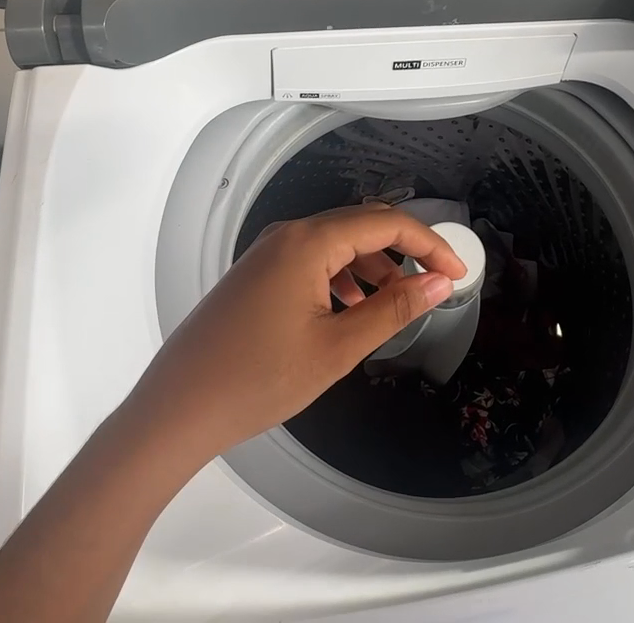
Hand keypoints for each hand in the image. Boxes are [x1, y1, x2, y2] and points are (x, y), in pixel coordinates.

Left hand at [127, 203, 467, 460]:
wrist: (176, 410)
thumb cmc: (259, 380)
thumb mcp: (337, 348)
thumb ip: (394, 310)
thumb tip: (439, 284)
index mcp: (309, 242)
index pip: (385, 224)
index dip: (429, 244)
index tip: (457, 274)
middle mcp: (288, 235)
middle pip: (361, 225)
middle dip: (405, 250)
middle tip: (436, 282)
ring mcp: (267, 252)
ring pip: (336, 243)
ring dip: (373, 265)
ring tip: (396, 301)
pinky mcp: (255, 273)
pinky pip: (312, 259)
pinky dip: (342, 276)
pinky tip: (351, 308)